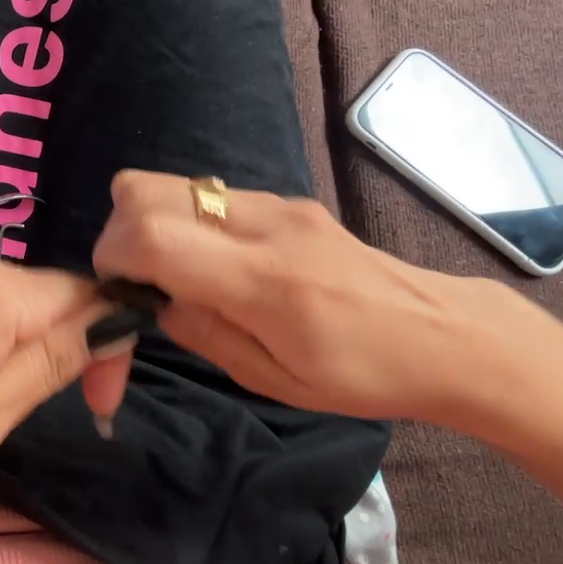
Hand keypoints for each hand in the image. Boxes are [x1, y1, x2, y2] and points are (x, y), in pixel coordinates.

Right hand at [89, 170, 562, 423]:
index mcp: (263, 282)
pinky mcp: (282, 200)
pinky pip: (201, 193)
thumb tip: (151, 300)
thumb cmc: (363, 375)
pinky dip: (179, 220)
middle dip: (116, 232)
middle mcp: (262, 225)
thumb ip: (201, 332)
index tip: (119, 291)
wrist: (449, 336)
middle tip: (136, 278)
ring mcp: (274, 204)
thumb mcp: (272, 379)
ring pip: (166, 183)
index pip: (151, 236)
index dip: (113, 257)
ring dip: (145, 223)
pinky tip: (208, 261)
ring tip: (172, 271)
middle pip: (142, 190)